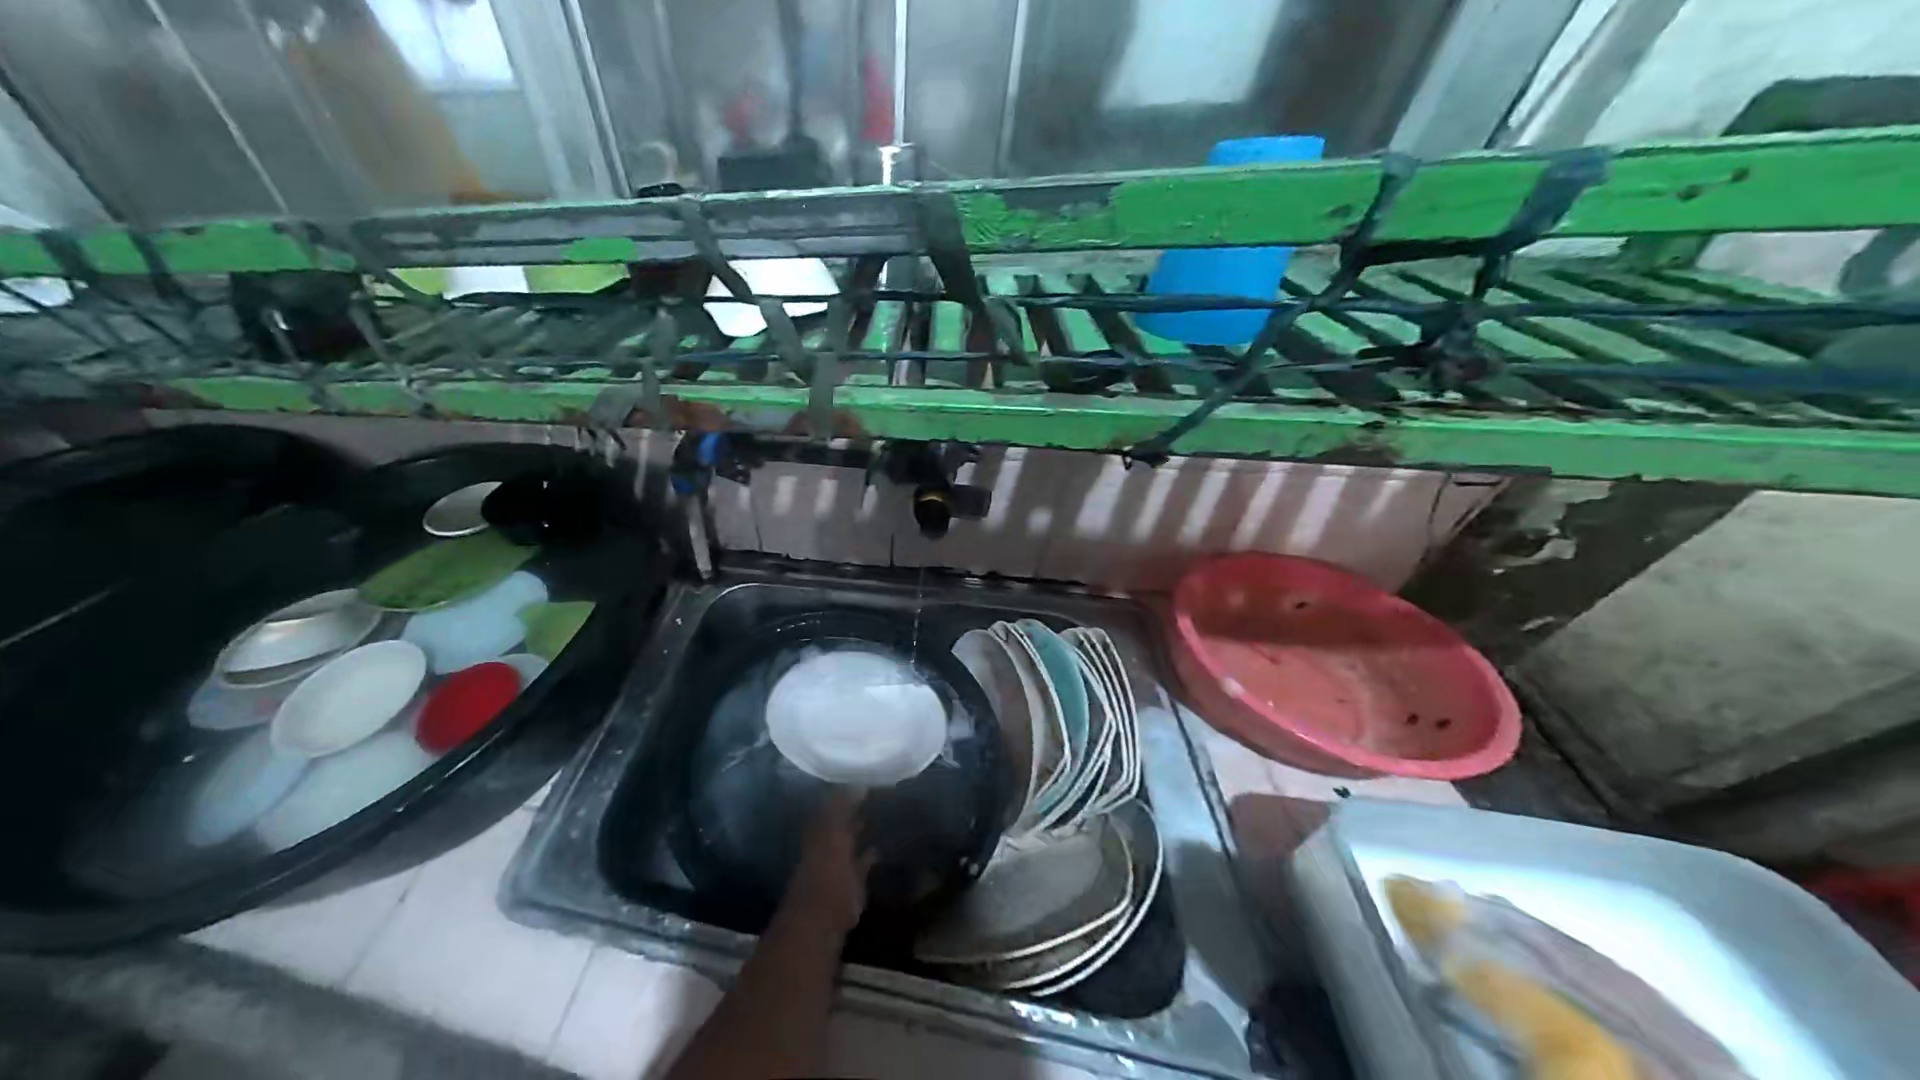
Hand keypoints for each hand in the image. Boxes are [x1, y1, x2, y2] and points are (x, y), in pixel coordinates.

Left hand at [786, 788, 875, 933]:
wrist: (820, 922)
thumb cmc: (825, 875)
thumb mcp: (832, 835)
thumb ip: (841, 808)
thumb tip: (856, 781)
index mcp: (820, 831)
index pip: (833, 804)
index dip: (847, 791)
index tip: (867, 777)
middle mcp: (827, 844)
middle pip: (841, 820)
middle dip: (855, 806)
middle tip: (878, 790)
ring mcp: (838, 865)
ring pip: (851, 841)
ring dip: (861, 828)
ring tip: (881, 812)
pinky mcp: (851, 884)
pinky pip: (861, 863)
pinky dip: (869, 854)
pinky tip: (879, 847)